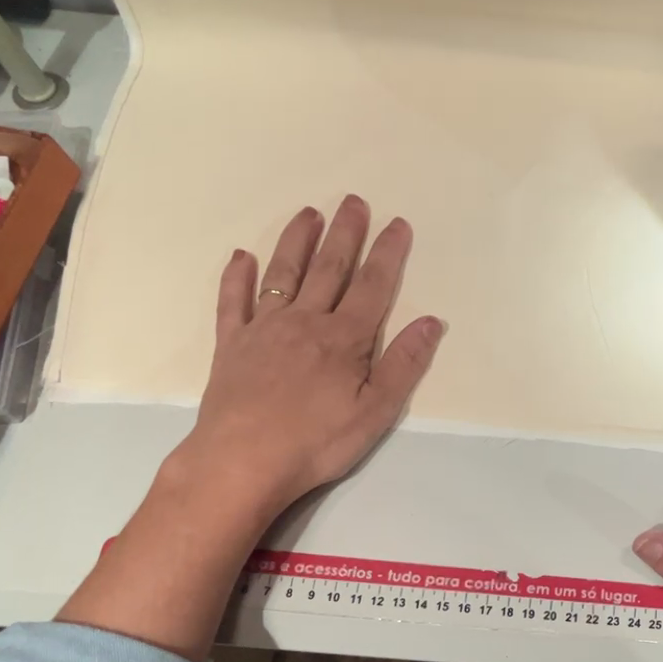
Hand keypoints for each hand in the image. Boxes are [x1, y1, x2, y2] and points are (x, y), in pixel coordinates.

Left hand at [173, 197, 444, 517]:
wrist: (242, 460)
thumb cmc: (317, 442)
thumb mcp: (376, 411)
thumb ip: (404, 364)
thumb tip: (431, 321)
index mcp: (344, 339)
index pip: (373, 287)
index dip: (388, 254)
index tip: (397, 223)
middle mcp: (305, 322)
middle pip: (329, 269)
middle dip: (344, 234)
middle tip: (354, 201)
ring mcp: (263, 330)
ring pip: (283, 275)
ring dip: (297, 241)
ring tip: (308, 213)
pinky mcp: (231, 345)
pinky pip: (234, 301)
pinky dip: (238, 277)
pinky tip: (242, 257)